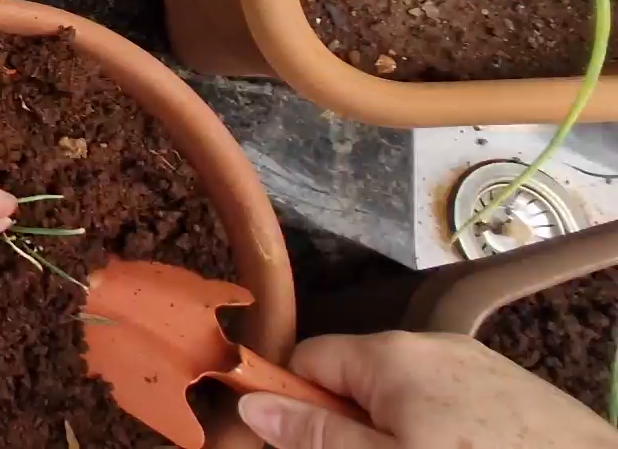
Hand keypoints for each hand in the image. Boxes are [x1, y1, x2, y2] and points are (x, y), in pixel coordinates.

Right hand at [238, 331, 617, 448]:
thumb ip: (317, 435)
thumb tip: (249, 404)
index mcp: (387, 351)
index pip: (306, 359)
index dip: (305, 404)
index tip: (325, 445)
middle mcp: (429, 343)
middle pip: (359, 375)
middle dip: (363, 421)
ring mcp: (486, 365)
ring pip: (412, 392)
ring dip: (411, 427)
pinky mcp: (532, 393)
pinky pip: (464, 402)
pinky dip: (461, 432)